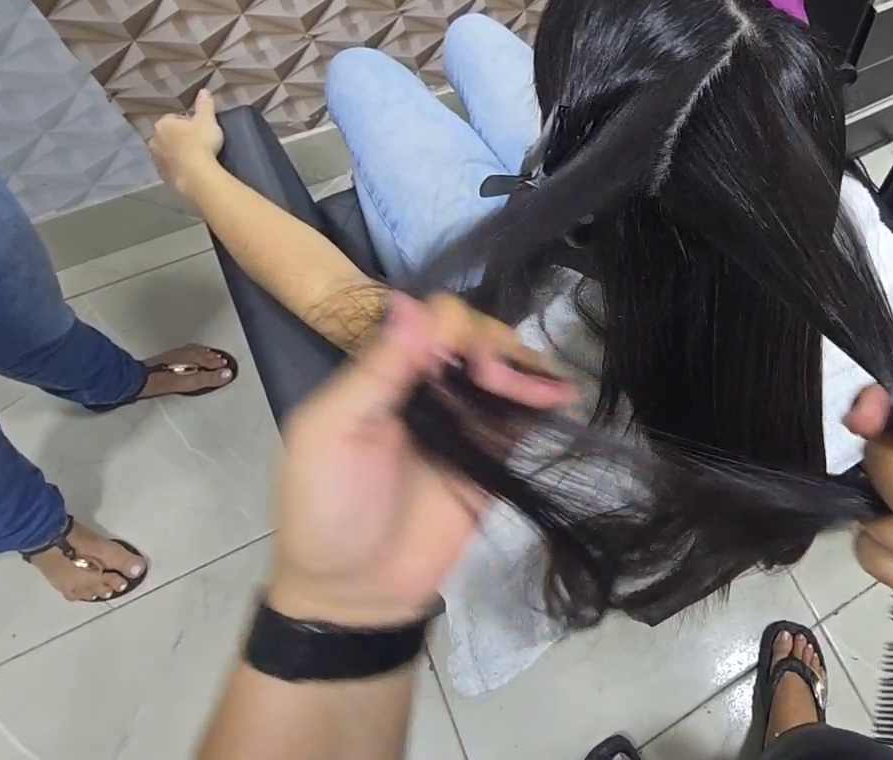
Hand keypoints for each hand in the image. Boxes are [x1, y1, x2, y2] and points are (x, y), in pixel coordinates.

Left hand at [150, 89, 225, 190]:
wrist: (196, 173)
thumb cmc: (201, 143)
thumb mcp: (207, 120)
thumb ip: (205, 105)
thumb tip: (204, 90)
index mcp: (163, 124)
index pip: (173, 118)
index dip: (187, 122)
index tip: (199, 128)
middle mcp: (154, 139)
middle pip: (167, 135)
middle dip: (179, 137)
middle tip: (198, 142)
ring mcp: (155, 158)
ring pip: (166, 151)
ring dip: (176, 152)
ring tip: (195, 157)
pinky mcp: (161, 173)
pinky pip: (169, 166)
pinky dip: (177, 165)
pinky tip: (190, 168)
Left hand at [267, 293, 576, 626]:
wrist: (357, 592)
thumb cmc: (327, 510)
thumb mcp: (331, 434)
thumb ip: (375, 370)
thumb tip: (410, 301)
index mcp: (388, 371)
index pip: (437, 320)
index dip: (459, 329)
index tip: (468, 360)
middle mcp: (431, 383)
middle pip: (480, 338)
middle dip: (499, 349)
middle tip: (499, 382)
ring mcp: (468, 416)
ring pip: (509, 368)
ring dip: (529, 370)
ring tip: (547, 392)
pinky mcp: (496, 449)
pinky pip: (525, 411)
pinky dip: (547, 397)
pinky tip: (565, 396)